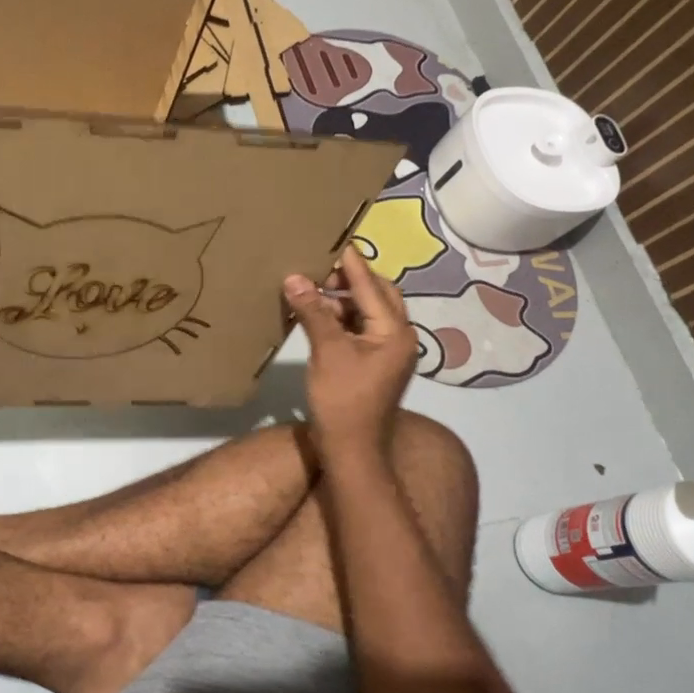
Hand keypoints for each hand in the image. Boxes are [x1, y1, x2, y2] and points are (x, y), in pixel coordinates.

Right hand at [283, 244, 417, 456]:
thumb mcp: (326, 352)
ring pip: (369, 312)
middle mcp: (399, 337)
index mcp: (395, 331)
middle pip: (378, 295)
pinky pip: (362, 328)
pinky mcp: (376, 363)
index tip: (332, 241)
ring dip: (343, 300)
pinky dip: (342, 318)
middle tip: (319, 269)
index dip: (350, 264)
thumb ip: (313, 312)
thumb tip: (294, 277)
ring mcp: (389, 352)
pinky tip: (317, 315)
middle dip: (350, 280)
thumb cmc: (343, 401)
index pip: (372, 286)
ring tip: (313, 289)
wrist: (352, 450)